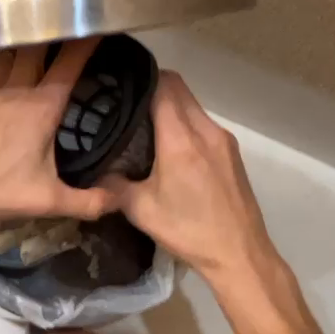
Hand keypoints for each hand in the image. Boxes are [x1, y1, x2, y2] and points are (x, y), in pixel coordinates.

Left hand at [0, 39, 118, 220]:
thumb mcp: (47, 201)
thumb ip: (87, 202)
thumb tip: (120, 199)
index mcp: (41, 108)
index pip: (69, 64)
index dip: (87, 42)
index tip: (100, 25)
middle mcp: (16, 90)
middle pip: (37, 47)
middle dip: (55, 31)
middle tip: (70, 26)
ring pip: (12, 54)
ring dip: (28, 44)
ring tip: (41, 42)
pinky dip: (4, 64)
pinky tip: (7, 72)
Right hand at [101, 72, 282, 287]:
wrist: (238, 253)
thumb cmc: (188, 231)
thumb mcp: (140, 209)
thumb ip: (113, 184)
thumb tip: (95, 170)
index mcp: (181, 140)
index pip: (164, 87)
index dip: (140, 80)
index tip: (118, 86)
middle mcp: (206, 131)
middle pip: (179, 90)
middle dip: (152, 90)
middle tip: (124, 105)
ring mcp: (223, 140)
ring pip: (192, 106)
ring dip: (169, 107)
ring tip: (142, 126)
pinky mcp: (231, 152)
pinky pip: (203, 124)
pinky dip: (184, 124)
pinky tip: (167, 147)